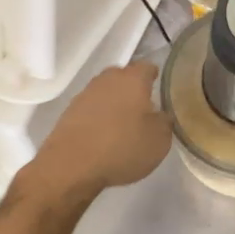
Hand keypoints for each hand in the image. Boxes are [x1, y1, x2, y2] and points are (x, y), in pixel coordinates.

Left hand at [17, 61, 170, 203]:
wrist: (72, 165)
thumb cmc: (122, 148)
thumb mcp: (159, 140)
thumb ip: (165, 122)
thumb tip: (161, 114)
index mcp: (133, 79)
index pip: (148, 68)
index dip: (156, 77)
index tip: (161, 90)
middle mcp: (107, 80)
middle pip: (124, 77)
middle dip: (134, 90)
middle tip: (144, 108)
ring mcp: (85, 94)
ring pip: (106, 92)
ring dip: (115, 103)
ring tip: (124, 124)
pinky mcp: (69, 112)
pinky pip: (91, 109)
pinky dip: (99, 117)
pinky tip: (104, 135)